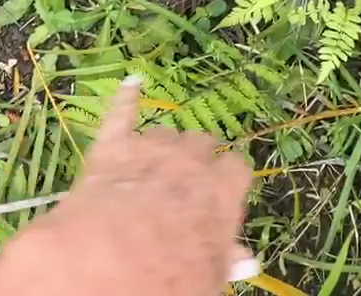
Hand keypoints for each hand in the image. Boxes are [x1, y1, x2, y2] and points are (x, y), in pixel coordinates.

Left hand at [0, 77, 255, 294]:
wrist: (114, 263)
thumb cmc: (172, 277)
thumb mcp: (209, 276)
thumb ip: (226, 258)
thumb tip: (247, 259)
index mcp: (219, 191)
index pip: (236, 168)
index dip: (230, 176)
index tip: (226, 184)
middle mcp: (188, 161)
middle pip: (200, 142)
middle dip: (196, 155)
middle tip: (188, 175)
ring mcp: (150, 149)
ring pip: (164, 131)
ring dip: (164, 143)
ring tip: (159, 158)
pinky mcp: (113, 145)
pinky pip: (121, 113)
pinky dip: (127, 97)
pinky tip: (132, 83)